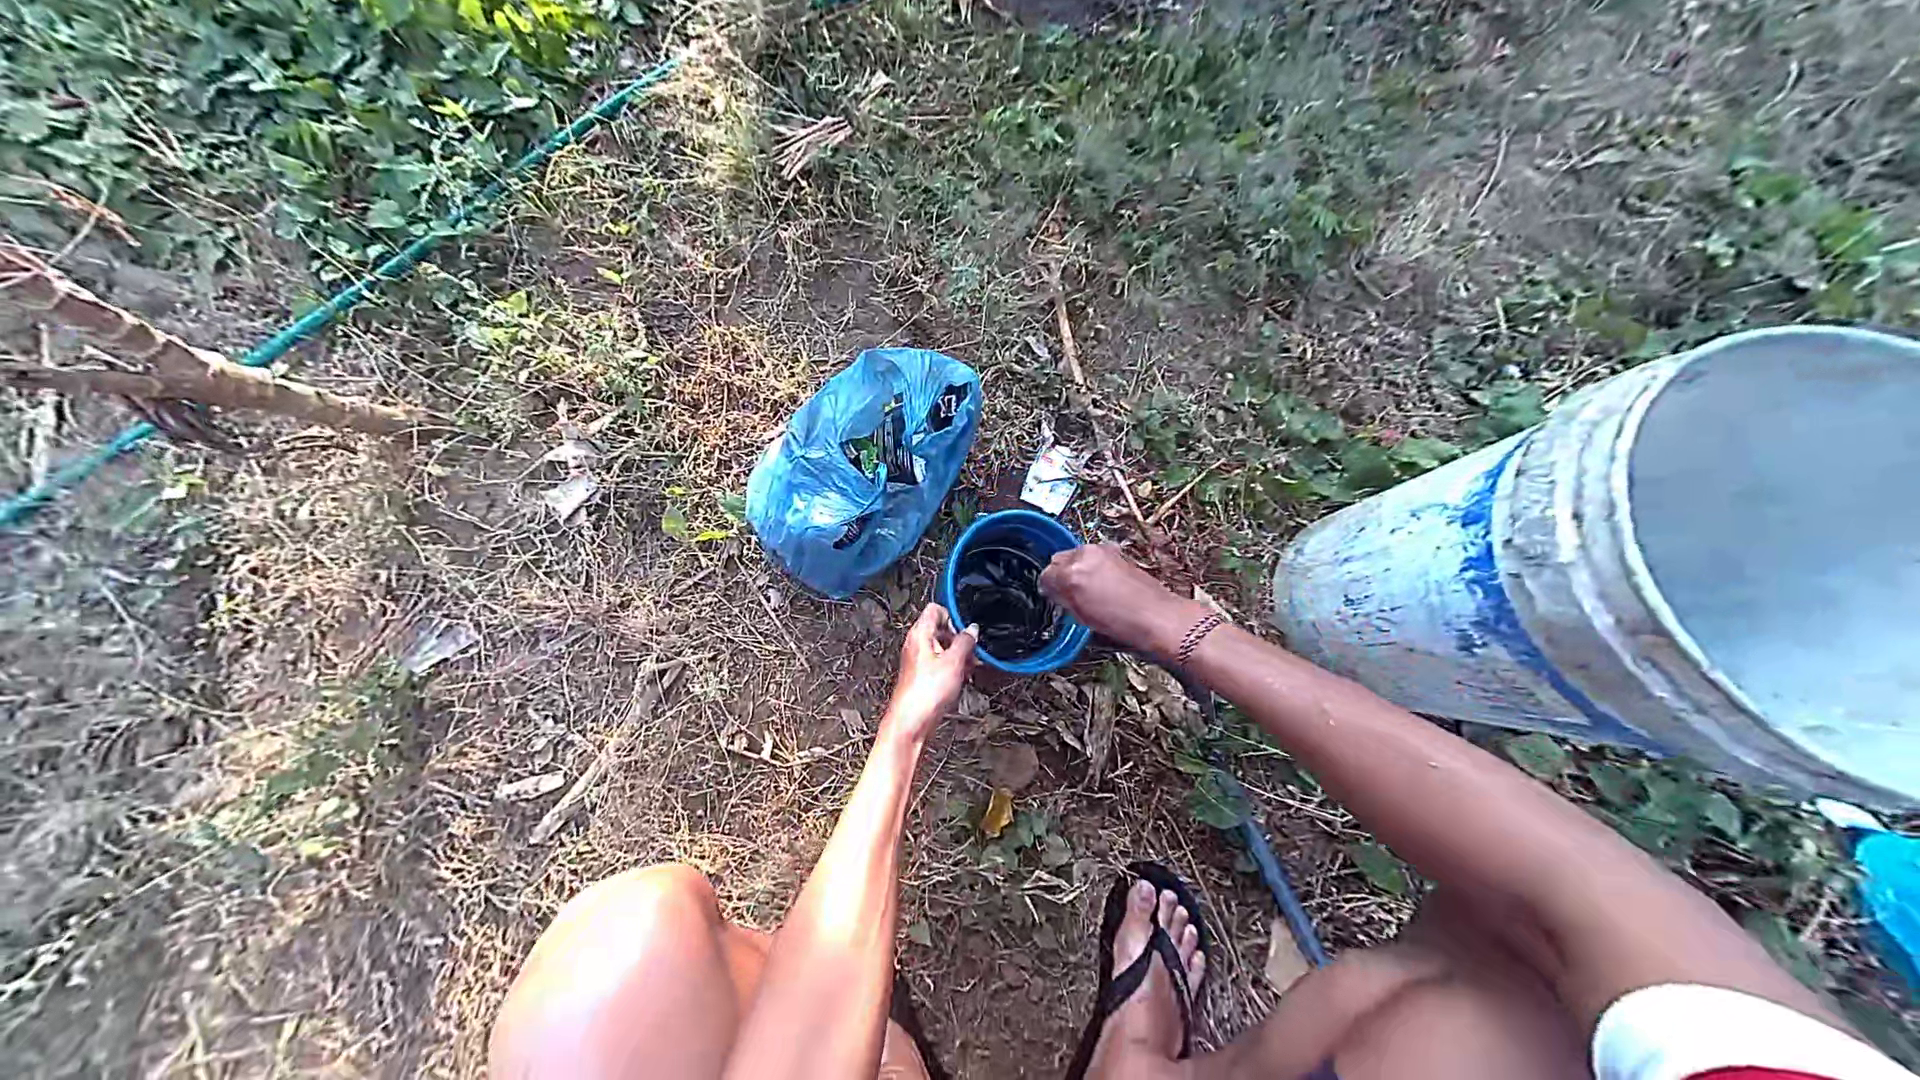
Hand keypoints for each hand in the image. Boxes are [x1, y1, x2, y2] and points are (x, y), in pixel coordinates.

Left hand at [882, 603, 977, 743]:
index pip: (935, 610)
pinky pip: (939, 664)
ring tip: (969, 668)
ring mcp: (918, 661)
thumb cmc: (926, 693)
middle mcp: (916, 645)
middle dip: (959, 640)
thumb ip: (965, 642)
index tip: (966, 631)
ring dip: (958, 655)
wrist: (911, 722)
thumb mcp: (954, 662)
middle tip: (971, 652)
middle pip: (941, 630)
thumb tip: (972, 630)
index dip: (953, 617)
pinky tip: (961, 679)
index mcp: (920, 634)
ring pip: (942, 648)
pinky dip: (951, 668)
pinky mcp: (921, 676)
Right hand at [1038, 544, 1203, 655]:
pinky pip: (1093, 556)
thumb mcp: (1081, 616)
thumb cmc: (1122, 622)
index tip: (1054, 598)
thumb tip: (1054, 590)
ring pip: (1076, 556)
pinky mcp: (1115, 552)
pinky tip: (1102, 585)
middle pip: (1058, 559)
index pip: (1046, 574)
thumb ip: (1062, 598)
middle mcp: (1084, 555)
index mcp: (1071, 573)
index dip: (1049, 588)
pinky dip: (1092, 566)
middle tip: (1069, 594)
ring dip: (1076, 568)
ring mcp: (1101, 551)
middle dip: (1061, 574)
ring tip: (1088, 591)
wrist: (1157, 617)